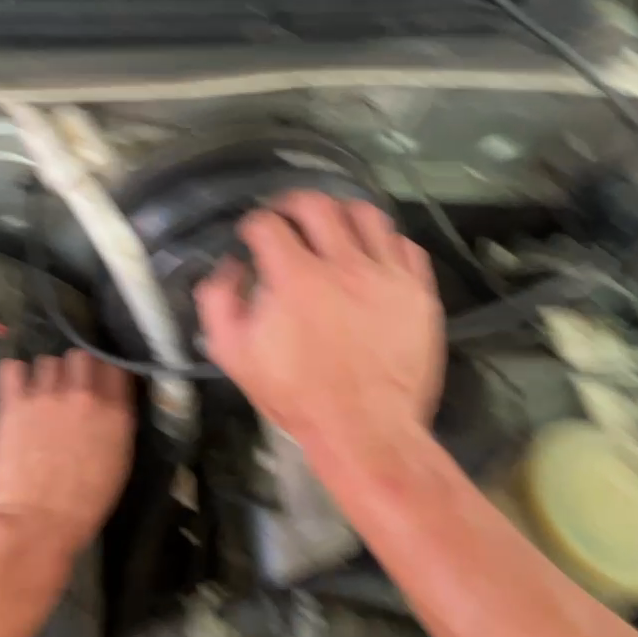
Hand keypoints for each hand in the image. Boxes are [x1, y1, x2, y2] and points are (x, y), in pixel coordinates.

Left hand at [0, 349, 134, 558]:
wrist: (36, 524)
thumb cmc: (82, 506)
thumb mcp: (117, 465)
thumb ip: (115, 426)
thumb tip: (109, 404)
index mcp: (114, 413)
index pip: (114, 368)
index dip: (104, 373)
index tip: (97, 384)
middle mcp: (83, 396)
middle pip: (81, 357)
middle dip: (74, 371)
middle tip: (65, 391)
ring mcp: (47, 395)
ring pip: (47, 361)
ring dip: (45, 377)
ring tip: (38, 398)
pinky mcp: (14, 402)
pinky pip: (12, 368)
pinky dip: (13, 375)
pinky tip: (15, 390)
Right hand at [195, 191, 444, 467]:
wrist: (367, 432)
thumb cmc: (296, 395)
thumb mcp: (235, 355)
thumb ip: (219, 301)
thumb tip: (231, 266)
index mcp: (295, 278)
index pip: (267, 223)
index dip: (253, 224)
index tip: (251, 237)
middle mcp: (343, 265)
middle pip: (316, 204)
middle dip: (292, 203)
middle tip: (286, 218)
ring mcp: (386, 276)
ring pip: (366, 214)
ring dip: (342, 214)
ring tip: (333, 229)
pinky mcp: (418, 293)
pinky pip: (405, 246)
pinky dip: (385, 242)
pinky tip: (372, 256)